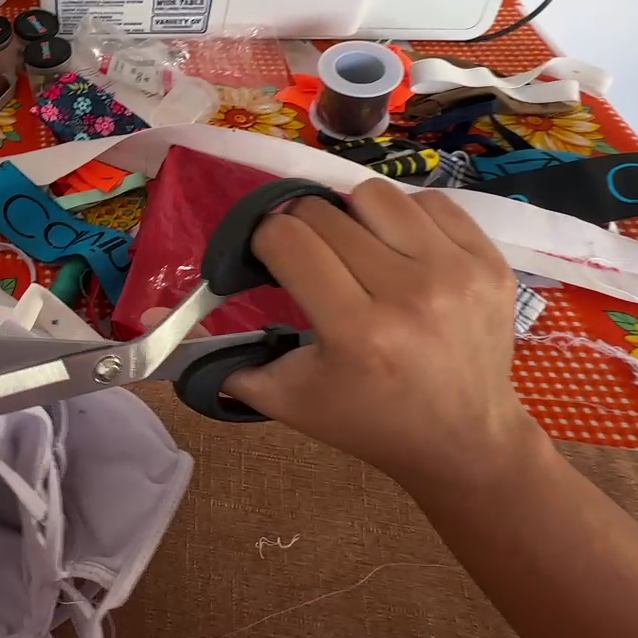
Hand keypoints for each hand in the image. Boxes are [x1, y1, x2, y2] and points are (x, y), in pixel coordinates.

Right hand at [221, 179, 543, 495]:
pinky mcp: (491, 262)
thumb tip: (146, 314)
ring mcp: (457, 272)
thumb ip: (215, 354)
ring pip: (373, 195)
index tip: (268, 260)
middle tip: (306, 259)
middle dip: (300, 229)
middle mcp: (410, 293)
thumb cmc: (365, 422)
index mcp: (356, 331)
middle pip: (323, 212)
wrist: (467, 443)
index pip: (286, 237)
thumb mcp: (283, 396)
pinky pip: (427, 201)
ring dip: (349, 216)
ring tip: (352, 249)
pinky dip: (401, 217)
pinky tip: (397, 250)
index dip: (263, 240)